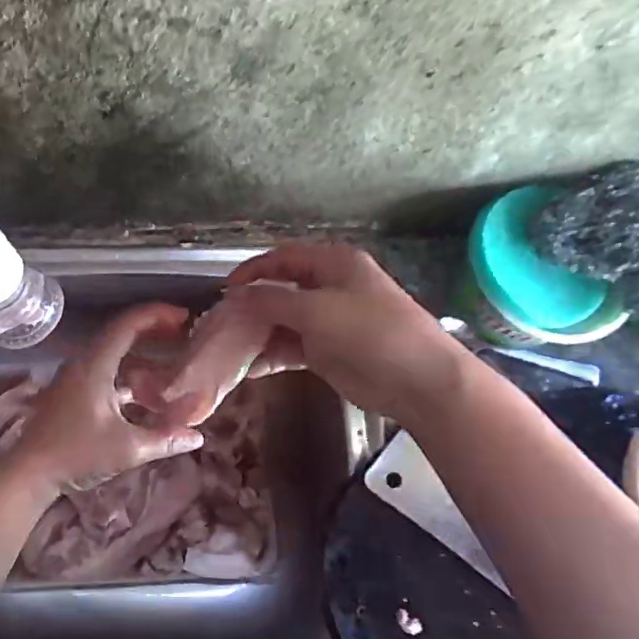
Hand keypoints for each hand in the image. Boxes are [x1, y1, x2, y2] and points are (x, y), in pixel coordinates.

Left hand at [0, 303, 206, 493]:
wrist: (29, 473)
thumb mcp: (127, 449)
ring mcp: (74, 379)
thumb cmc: (76, 454)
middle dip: (153, 333)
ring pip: (113, 358)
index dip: (157, 315)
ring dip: (142, 360)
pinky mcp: (71, 394)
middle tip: (182, 337)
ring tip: (171, 370)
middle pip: (121, 336)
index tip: (184, 318)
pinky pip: (105, 374)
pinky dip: (128, 379)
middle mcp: (83, 364)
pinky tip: (146, 399)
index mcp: (95, 366)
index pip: (128, 324)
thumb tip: (197, 437)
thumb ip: (165, 439)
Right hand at [227, 243, 464, 419]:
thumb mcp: (316, 311)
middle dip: (250, 306)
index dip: (251, 271)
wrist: (417, 380)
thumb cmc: (370, 333)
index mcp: (333, 264)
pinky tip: (247, 367)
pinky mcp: (327, 351)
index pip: (282, 258)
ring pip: (282, 322)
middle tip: (221, 324)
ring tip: (227, 348)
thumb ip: (270, 302)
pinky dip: (270, 355)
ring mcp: (328, 321)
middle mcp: (329, 288)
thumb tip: (234, 296)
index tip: (224, 291)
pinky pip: (290, 347)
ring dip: (257, 333)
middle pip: (279, 290)